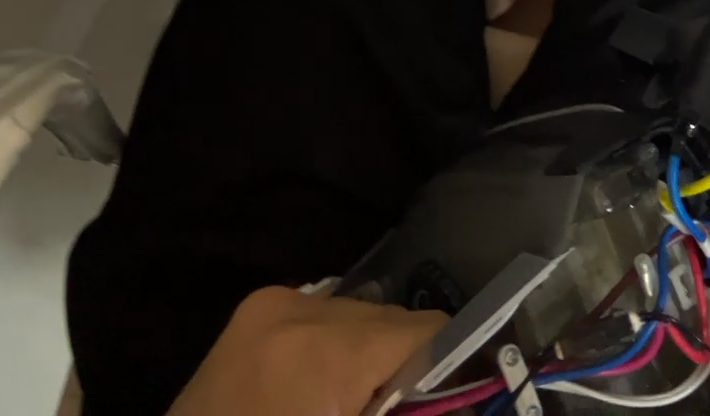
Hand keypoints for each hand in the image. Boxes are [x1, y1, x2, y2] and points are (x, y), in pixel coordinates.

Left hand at [168, 286, 446, 415]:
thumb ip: (406, 410)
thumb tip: (454, 398)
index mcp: (327, 353)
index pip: (428, 330)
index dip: (451, 368)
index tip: (448, 401)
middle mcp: (302, 309)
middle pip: (394, 320)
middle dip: (405, 367)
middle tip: (394, 408)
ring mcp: (273, 304)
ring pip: (359, 314)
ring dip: (368, 354)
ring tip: (350, 401)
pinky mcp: (255, 310)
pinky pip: (322, 313)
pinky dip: (334, 345)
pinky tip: (319, 385)